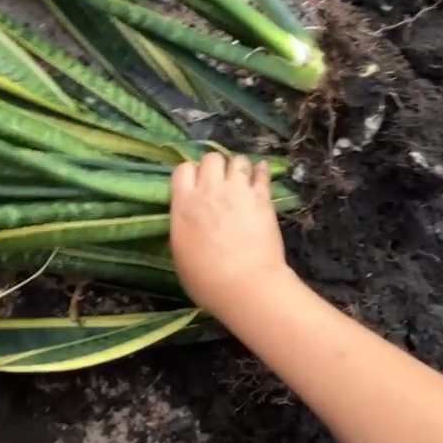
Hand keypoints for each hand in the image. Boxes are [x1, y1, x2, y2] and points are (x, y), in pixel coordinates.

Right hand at [170, 153, 294, 315]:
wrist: (245, 284)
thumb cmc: (206, 280)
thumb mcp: (181, 253)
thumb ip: (183, 227)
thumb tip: (188, 221)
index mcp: (184, 205)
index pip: (183, 169)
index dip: (190, 174)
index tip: (195, 185)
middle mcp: (209, 191)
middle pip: (211, 158)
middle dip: (215, 166)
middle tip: (220, 183)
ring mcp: (238, 191)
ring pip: (237, 160)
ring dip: (238, 168)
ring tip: (241, 180)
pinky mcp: (262, 197)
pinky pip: (262, 173)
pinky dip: (261, 171)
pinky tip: (261, 175)